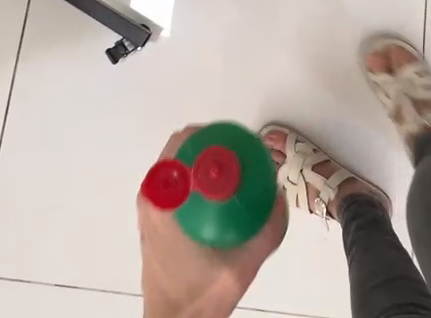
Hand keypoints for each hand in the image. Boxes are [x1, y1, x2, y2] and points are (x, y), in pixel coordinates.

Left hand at [138, 125, 287, 317]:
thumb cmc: (199, 294)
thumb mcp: (242, 264)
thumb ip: (267, 230)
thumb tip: (280, 196)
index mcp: (163, 198)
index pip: (185, 142)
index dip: (216, 135)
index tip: (242, 144)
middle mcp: (152, 195)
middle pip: (183, 148)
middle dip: (214, 145)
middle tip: (244, 156)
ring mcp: (151, 206)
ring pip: (179, 163)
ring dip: (205, 160)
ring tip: (236, 171)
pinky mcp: (155, 216)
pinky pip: (176, 181)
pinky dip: (198, 176)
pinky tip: (222, 193)